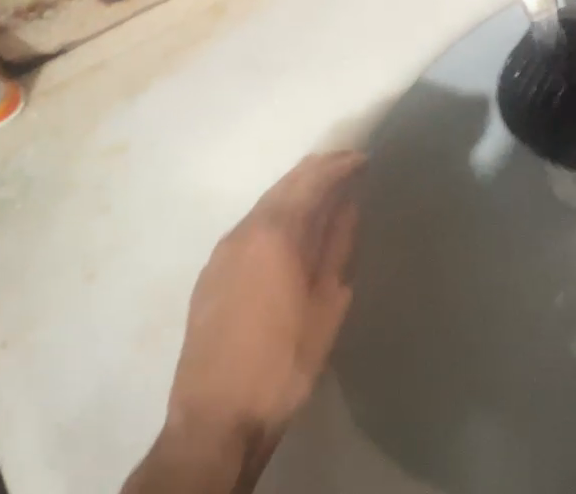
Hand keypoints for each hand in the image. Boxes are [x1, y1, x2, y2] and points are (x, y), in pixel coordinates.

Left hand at [166, 151, 363, 442]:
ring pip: (264, 205)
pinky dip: (276, 213)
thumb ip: (337, 247)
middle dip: (316, 170)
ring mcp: (221, 254)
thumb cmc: (285, 361)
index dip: (339, 166)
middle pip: (283, 186)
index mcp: (275, 235)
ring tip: (326, 190)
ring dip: (295, 191)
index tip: (364, 158)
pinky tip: (292, 226)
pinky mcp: (210, 275)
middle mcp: (243, 233)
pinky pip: (249, 226)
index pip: (311, 182)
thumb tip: (348, 207)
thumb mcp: (327, 303)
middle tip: (348, 164)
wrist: (216, 417)